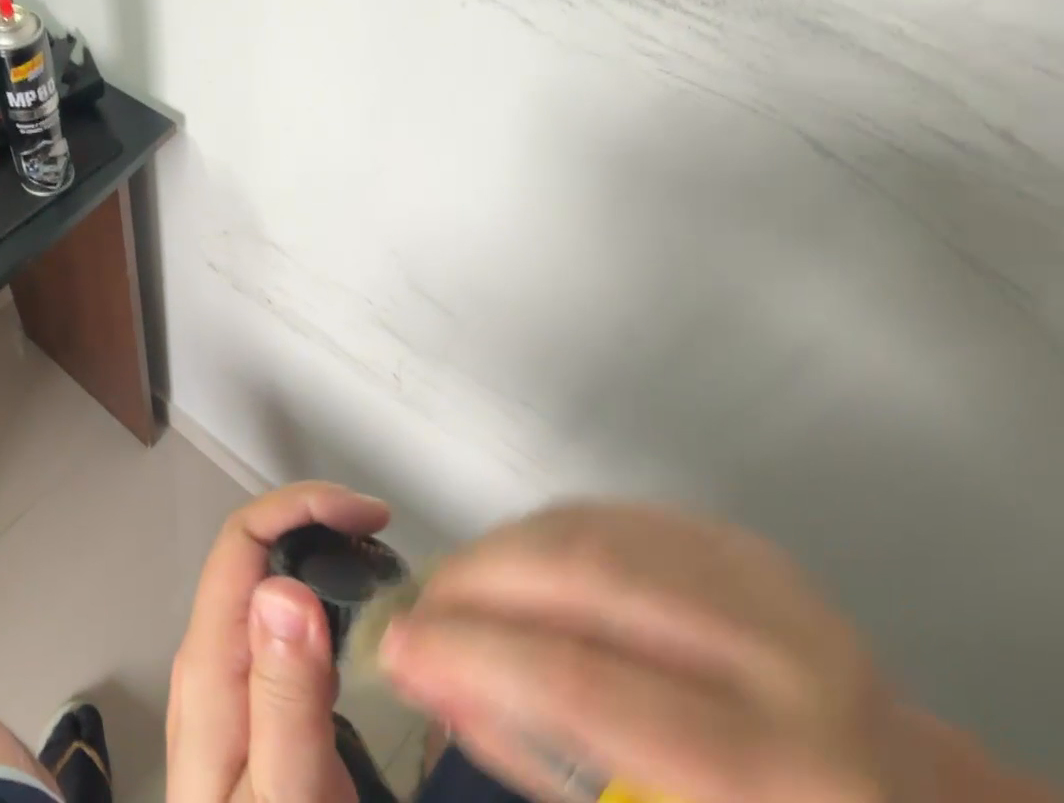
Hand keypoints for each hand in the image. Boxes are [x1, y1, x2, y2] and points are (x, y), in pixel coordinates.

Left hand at [167, 482, 388, 801]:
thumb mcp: (286, 790)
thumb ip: (284, 695)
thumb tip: (285, 588)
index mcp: (209, 662)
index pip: (240, 544)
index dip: (299, 507)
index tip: (370, 515)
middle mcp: (211, 653)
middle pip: (250, 552)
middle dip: (314, 523)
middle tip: (386, 539)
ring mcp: (229, 672)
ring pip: (267, 582)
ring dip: (319, 554)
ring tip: (382, 564)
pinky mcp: (252, 693)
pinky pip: (281, 620)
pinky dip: (321, 595)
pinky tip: (359, 612)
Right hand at [377, 503, 909, 802]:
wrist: (888, 792)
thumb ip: (530, 747)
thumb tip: (428, 676)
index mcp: (773, 762)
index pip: (584, 681)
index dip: (472, 655)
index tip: (399, 647)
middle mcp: (783, 654)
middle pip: (584, 571)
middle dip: (473, 579)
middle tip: (418, 608)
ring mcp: (765, 581)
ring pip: (587, 526)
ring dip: (494, 551)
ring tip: (454, 591)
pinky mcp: (737, 541)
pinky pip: (605, 513)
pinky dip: (535, 532)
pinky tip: (509, 567)